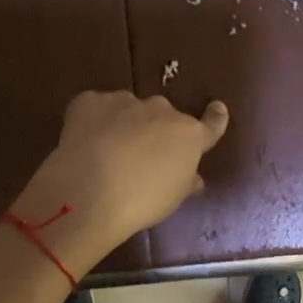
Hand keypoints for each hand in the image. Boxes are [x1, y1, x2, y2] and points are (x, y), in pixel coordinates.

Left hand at [11, 91, 230, 266]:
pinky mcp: (91, 101)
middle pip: (163, 117)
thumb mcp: (173, 198)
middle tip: (142, 156)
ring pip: (129, 110)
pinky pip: (97, 109)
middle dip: (156, 130)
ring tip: (108, 153)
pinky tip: (85, 144)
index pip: (210, 124)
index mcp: (188, 135)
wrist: (92, 192)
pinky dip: (94, 122)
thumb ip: (186, 181)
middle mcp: (161, 110)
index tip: (217, 109)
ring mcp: (124, 101)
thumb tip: (193, 178)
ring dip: (125, 125)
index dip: (215, 118)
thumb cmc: (143, 202)